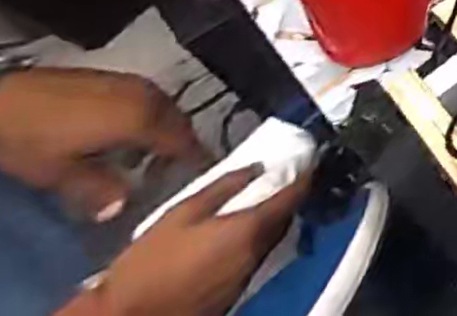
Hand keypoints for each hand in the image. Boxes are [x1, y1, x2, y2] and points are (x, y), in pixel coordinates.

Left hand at [0, 67, 204, 221]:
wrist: (3, 98)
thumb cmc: (32, 139)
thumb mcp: (57, 173)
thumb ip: (94, 190)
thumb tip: (119, 210)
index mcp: (141, 121)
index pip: (180, 141)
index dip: (192, 156)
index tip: (200, 168)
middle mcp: (150, 99)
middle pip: (179, 122)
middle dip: (181, 143)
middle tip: (171, 166)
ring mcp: (138, 85)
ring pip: (168, 109)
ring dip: (166, 129)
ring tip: (150, 151)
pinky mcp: (124, 79)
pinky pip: (153, 100)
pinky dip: (153, 116)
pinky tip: (131, 130)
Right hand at [74, 165, 310, 315]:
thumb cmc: (147, 265)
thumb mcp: (182, 214)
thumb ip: (224, 187)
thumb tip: (257, 167)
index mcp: (251, 228)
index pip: (294, 196)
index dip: (305, 176)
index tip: (308, 162)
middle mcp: (258, 252)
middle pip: (286, 218)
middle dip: (288, 200)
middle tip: (281, 183)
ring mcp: (246, 276)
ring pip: (272, 240)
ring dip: (272, 223)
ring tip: (259, 208)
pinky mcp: (233, 295)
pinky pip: (255, 260)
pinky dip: (255, 245)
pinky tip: (238, 240)